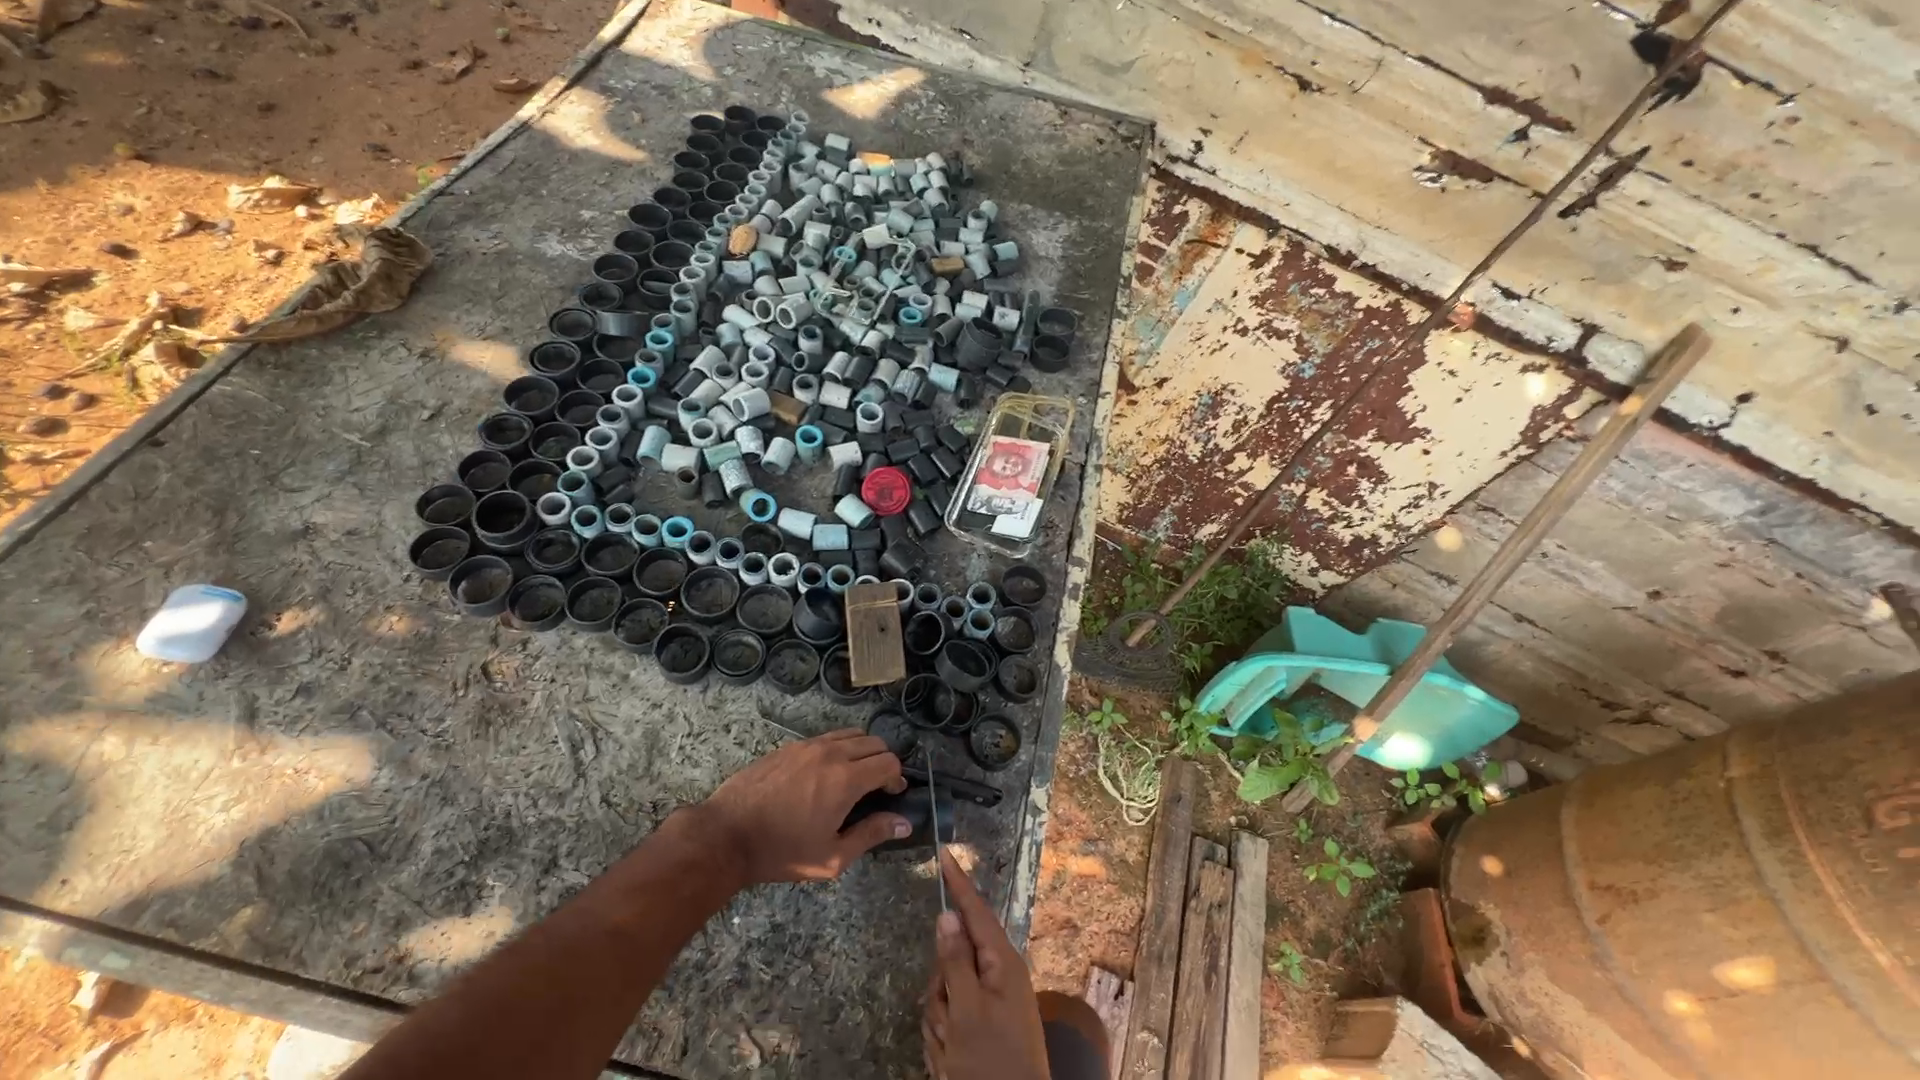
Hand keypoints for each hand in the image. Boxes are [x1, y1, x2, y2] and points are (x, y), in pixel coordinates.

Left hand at [698, 729, 908, 885]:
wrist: (726, 835)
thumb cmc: (781, 852)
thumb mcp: (832, 857)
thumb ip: (871, 835)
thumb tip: (903, 823)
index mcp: (845, 779)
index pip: (889, 761)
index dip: (896, 778)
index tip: (891, 795)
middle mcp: (830, 753)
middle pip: (874, 742)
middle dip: (883, 761)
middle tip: (876, 788)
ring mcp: (806, 746)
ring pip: (850, 734)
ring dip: (862, 751)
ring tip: (854, 777)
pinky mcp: (788, 747)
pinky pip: (825, 738)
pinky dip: (838, 748)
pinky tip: (825, 775)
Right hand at [922, 850, 1047, 1079]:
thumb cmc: (993, 1061)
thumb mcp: (968, 1010)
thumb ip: (954, 961)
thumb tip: (947, 914)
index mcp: (1002, 964)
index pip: (976, 912)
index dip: (959, 884)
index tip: (945, 853)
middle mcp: (998, 976)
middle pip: (951, 958)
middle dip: (940, 990)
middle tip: (950, 1023)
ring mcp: (989, 1003)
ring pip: (944, 991)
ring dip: (941, 1020)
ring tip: (955, 1050)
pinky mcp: (980, 1025)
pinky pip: (948, 1017)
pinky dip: (945, 1037)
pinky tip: (954, 1060)